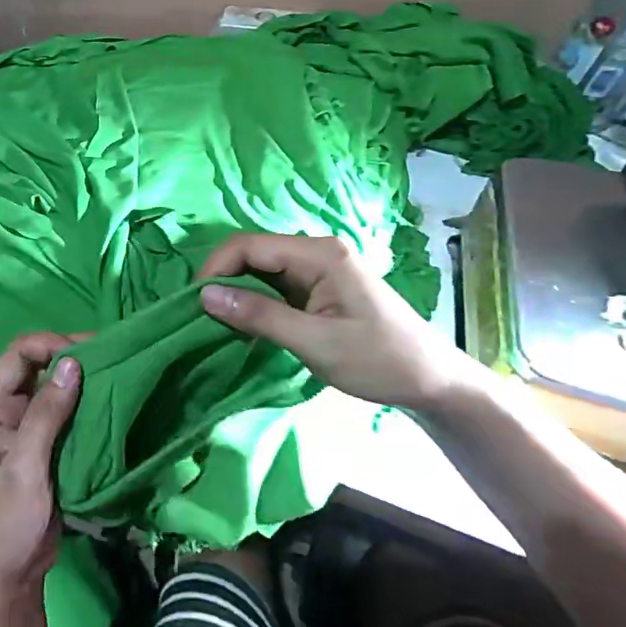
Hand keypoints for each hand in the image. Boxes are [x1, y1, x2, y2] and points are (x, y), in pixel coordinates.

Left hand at [0, 332, 87, 596]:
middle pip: (40, 365)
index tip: (88, 353)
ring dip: (84, 381)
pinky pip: (69, 416)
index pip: (19, 354)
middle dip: (73, 356)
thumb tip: (72, 362)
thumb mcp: (24, 469)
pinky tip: (113, 406)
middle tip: (113, 358)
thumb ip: (45, 416)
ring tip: (119, 377)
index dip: (51, 344)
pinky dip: (89, 407)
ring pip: (57, 389)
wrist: (6, 578)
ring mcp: (30, 430)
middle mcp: (9, 411)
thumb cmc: (4, 524)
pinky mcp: (49, 448)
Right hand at [197, 233, 497, 411]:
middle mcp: (316, 252)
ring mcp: (318, 270)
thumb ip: (259, 316)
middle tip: (201, 316)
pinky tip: (242, 324)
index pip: (250, 245)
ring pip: (260, 269)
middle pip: (253, 253)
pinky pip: (273, 286)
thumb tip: (204, 296)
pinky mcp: (317, 289)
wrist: (430, 381)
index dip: (216, 268)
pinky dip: (253, 302)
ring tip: (217, 322)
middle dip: (223, 279)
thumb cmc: (378, 360)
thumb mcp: (315, 342)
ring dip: (236, 292)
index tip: (194, 303)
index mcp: (319, 254)